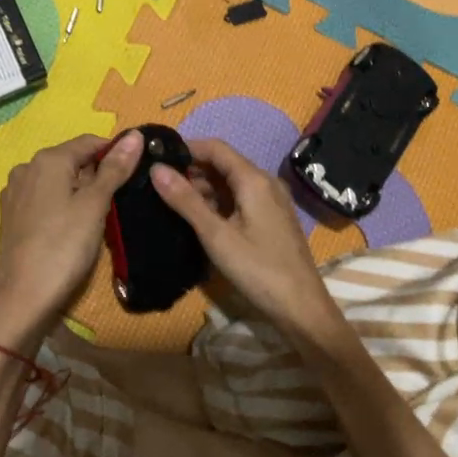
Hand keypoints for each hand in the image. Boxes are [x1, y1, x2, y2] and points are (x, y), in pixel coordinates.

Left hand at [0, 131, 143, 350]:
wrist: (24, 297)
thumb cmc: (64, 246)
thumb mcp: (95, 205)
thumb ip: (114, 169)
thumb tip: (135, 135)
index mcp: (47, 159)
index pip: (88, 142)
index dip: (114, 153)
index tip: (134, 173)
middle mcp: (26, 168)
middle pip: (71, 160)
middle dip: (96, 174)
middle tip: (118, 201)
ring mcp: (15, 192)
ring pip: (57, 180)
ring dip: (79, 190)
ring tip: (97, 217)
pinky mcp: (11, 215)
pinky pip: (43, 198)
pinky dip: (61, 204)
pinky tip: (71, 227)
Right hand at [151, 139, 342, 342]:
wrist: (301, 308)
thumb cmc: (258, 269)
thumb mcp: (216, 235)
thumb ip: (186, 201)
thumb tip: (156, 169)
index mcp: (254, 179)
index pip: (216, 148)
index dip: (186, 148)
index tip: (158, 156)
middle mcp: (265, 183)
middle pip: (224, 164)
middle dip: (192, 169)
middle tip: (159, 181)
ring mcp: (271, 201)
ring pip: (231, 183)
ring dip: (204, 187)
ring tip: (171, 199)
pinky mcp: (271, 219)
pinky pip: (240, 198)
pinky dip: (218, 201)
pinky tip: (199, 216)